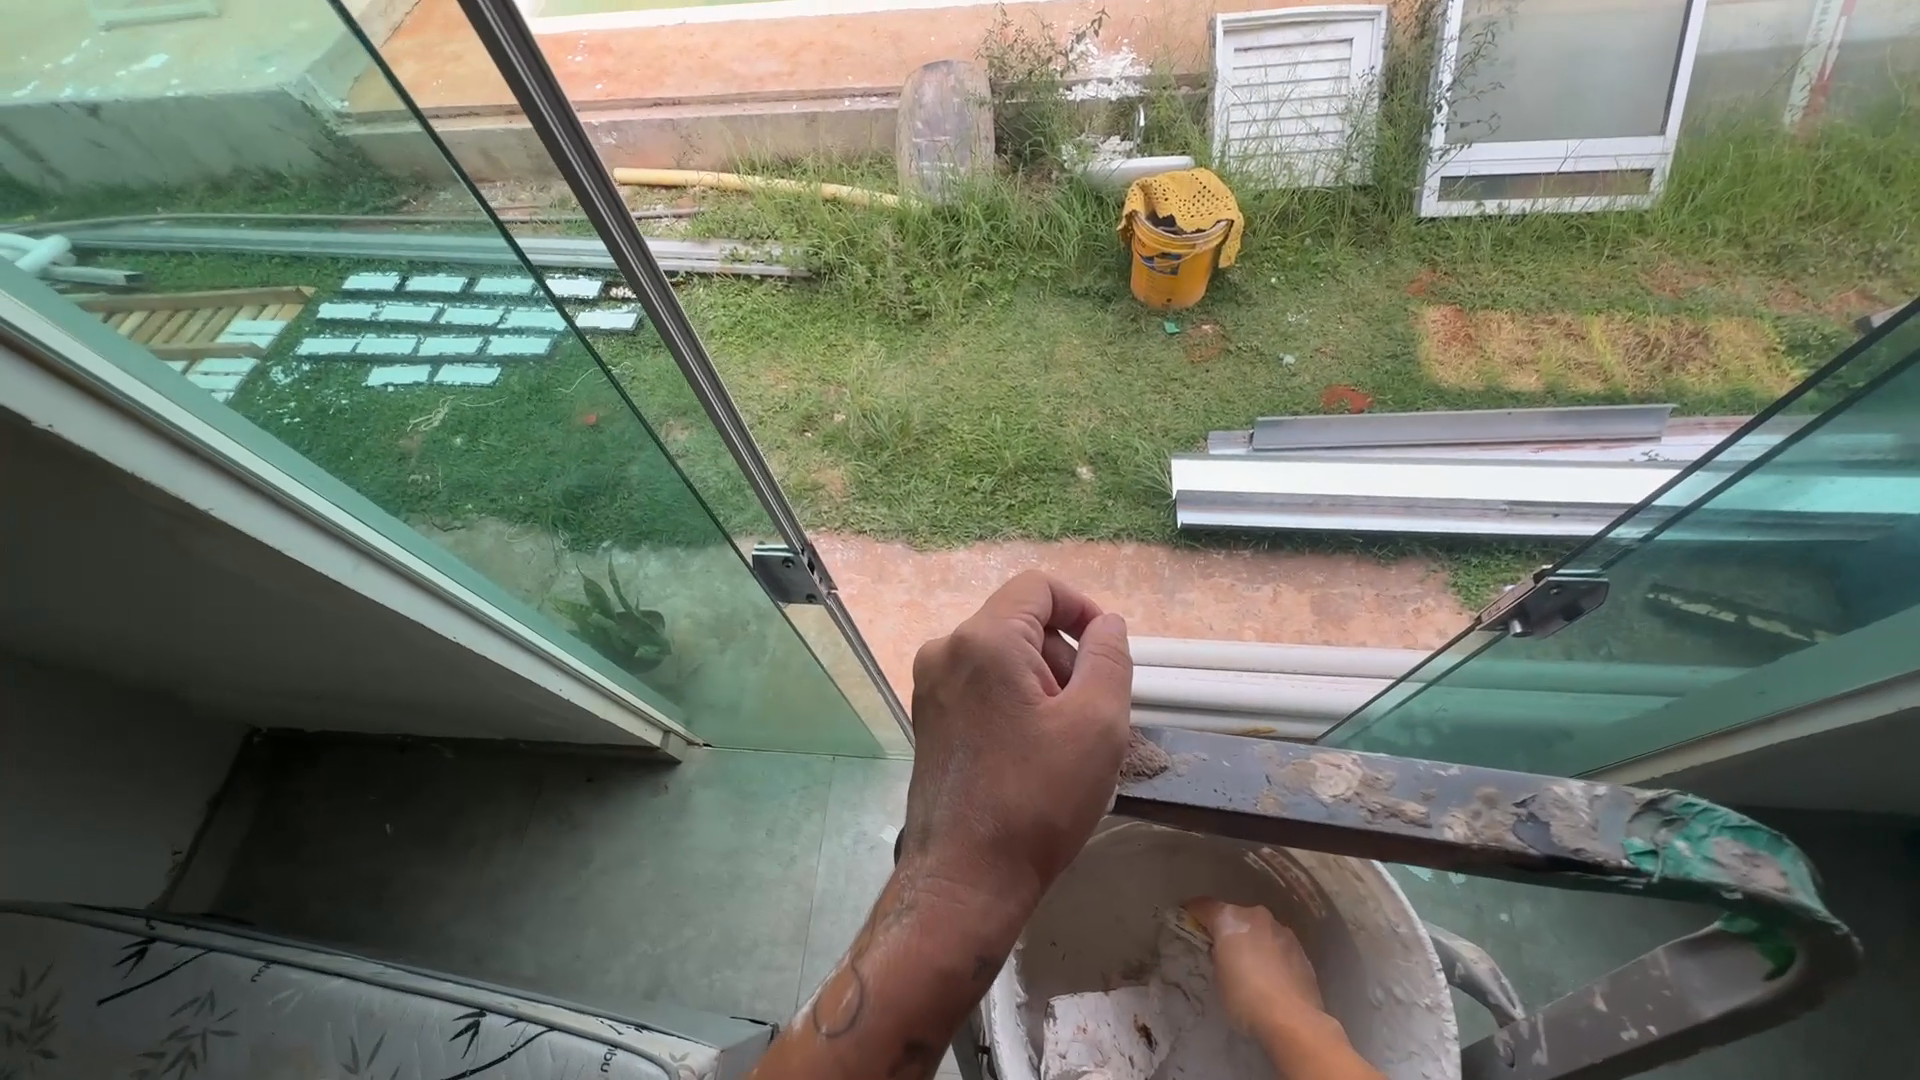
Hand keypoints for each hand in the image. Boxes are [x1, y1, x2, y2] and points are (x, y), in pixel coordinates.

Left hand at [901, 571, 1132, 908]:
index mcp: (982, 639)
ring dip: (1042, 682)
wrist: (965, 877)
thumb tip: (1106, 623)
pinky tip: (1032, 751)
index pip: (1037, 587)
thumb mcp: (1097, 724)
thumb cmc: (1037, 799)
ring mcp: (930, 685)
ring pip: (1002, 655)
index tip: (1107, 651)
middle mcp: (945, 650)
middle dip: (1063, 656)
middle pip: (1020, 622)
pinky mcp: (928, 716)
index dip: (1081, 608)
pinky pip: (981, 684)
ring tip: (1062, 741)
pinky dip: (1014, 701)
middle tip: (1088, 715)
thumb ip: (1109, 657)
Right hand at [1185, 898, 1324, 1031]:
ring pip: (1259, 929)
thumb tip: (1224, 952)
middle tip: (1222, 950)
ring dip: (1252, 940)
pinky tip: (1271, 976)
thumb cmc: (1245, 997)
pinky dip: (1271, 954)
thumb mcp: (1218, 976)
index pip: (1204, 906)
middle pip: (1235, 916)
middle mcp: (1256, 916)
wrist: (1293, 1020)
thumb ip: (1217, 955)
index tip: (1188, 921)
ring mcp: (1282, 931)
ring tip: (1251, 966)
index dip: (1193, 913)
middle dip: (1228, 929)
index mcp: (1230, 918)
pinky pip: (1277, 945)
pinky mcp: (1301, 950)